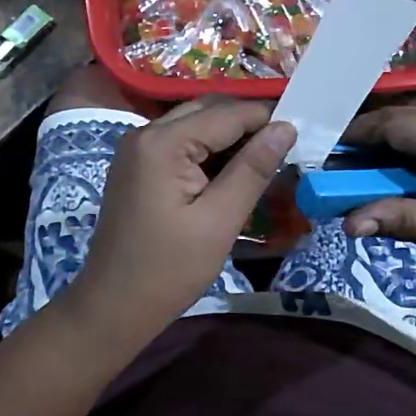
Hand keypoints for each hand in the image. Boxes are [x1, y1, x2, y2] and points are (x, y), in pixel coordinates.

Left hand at [67, 98, 294, 327]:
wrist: (114, 305)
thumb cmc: (169, 269)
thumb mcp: (220, 220)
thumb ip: (253, 169)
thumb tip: (286, 128)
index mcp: (163, 143)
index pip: (227, 114)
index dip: (267, 118)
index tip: (301, 133)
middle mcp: (145, 133)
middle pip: (208, 110)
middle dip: (248, 123)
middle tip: (285, 147)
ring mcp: (137, 148)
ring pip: (194, 124)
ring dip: (229, 136)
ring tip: (264, 160)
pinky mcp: (137, 166)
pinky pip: (180, 142)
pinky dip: (208, 150)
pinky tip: (231, 172)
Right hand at [340, 106, 415, 288]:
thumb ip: (401, 220)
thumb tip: (346, 224)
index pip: (394, 124)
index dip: (353, 137)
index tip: (320, 154)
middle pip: (404, 121)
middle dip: (366, 144)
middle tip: (334, 172)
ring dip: (388, 151)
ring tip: (358, 178)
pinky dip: (411, 157)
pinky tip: (398, 179)